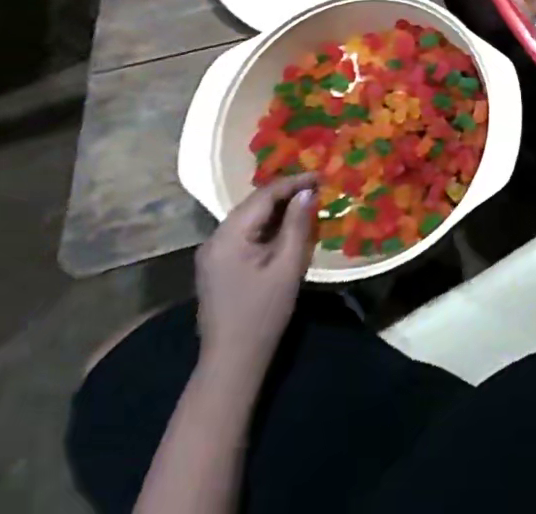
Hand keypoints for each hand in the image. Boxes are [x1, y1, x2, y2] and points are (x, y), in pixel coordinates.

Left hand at [195, 173, 318, 371]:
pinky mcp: (217, 265)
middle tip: (318, 188)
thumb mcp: (288, 265)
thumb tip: (308, 192)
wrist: (232, 358)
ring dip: (278, 209)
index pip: (264, 196)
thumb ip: (298, 225)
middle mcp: (215, 238)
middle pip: (253, 204)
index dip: (294, 183)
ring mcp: (213, 252)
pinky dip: (268, 226)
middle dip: (286, 193)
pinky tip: (288, 227)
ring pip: (249, 218)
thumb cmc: (264, 312)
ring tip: (308, 203)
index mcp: (229, 236)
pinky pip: (245, 233)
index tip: (322, 177)